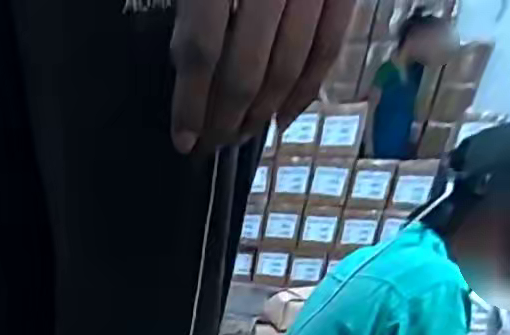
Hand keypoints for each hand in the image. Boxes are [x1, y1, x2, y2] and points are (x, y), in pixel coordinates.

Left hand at [169, 0, 357, 153]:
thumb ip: (190, 0)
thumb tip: (183, 59)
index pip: (202, 46)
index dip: (190, 102)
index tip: (182, 137)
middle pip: (246, 71)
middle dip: (224, 119)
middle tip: (209, 145)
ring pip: (287, 69)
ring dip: (260, 115)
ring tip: (238, 136)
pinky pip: (327, 51)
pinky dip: (304, 93)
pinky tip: (282, 120)